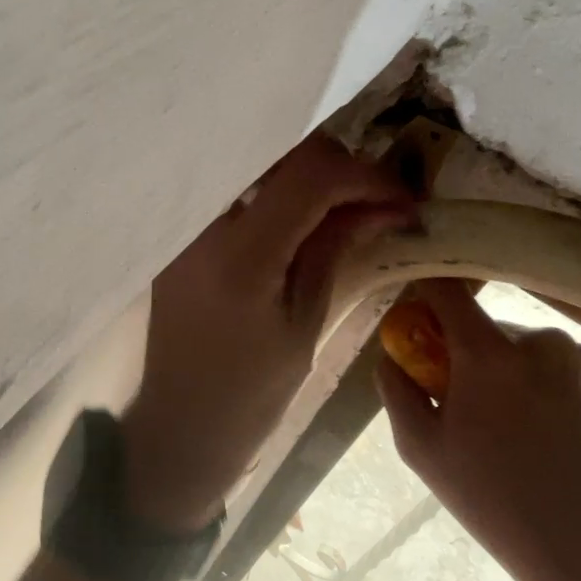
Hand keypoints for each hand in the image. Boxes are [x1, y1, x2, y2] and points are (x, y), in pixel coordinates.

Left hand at [121, 134, 414, 532]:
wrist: (180, 423)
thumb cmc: (252, 393)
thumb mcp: (305, 323)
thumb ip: (333, 250)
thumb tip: (380, 206)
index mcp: (241, 256)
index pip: (308, 177)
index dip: (363, 177)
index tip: (400, 199)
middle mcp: (205, 225)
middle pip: (278, 156)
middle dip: (335, 165)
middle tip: (374, 196)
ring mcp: (186, 226)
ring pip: (253, 164)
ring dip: (304, 173)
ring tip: (344, 201)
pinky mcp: (181, 234)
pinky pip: (233, 189)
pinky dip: (272, 189)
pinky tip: (301, 212)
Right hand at [376, 279, 580, 580]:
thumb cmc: (498, 505)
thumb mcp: (422, 451)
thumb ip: (397, 389)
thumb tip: (391, 355)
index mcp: (490, 353)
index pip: (445, 289)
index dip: (425, 298)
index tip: (419, 326)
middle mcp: (542, 342)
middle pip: (488, 327)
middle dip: (471, 354)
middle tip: (471, 406)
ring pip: (530, 349)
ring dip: (514, 372)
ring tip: (520, 431)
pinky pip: (567, 370)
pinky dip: (552, 390)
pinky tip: (557, 439)